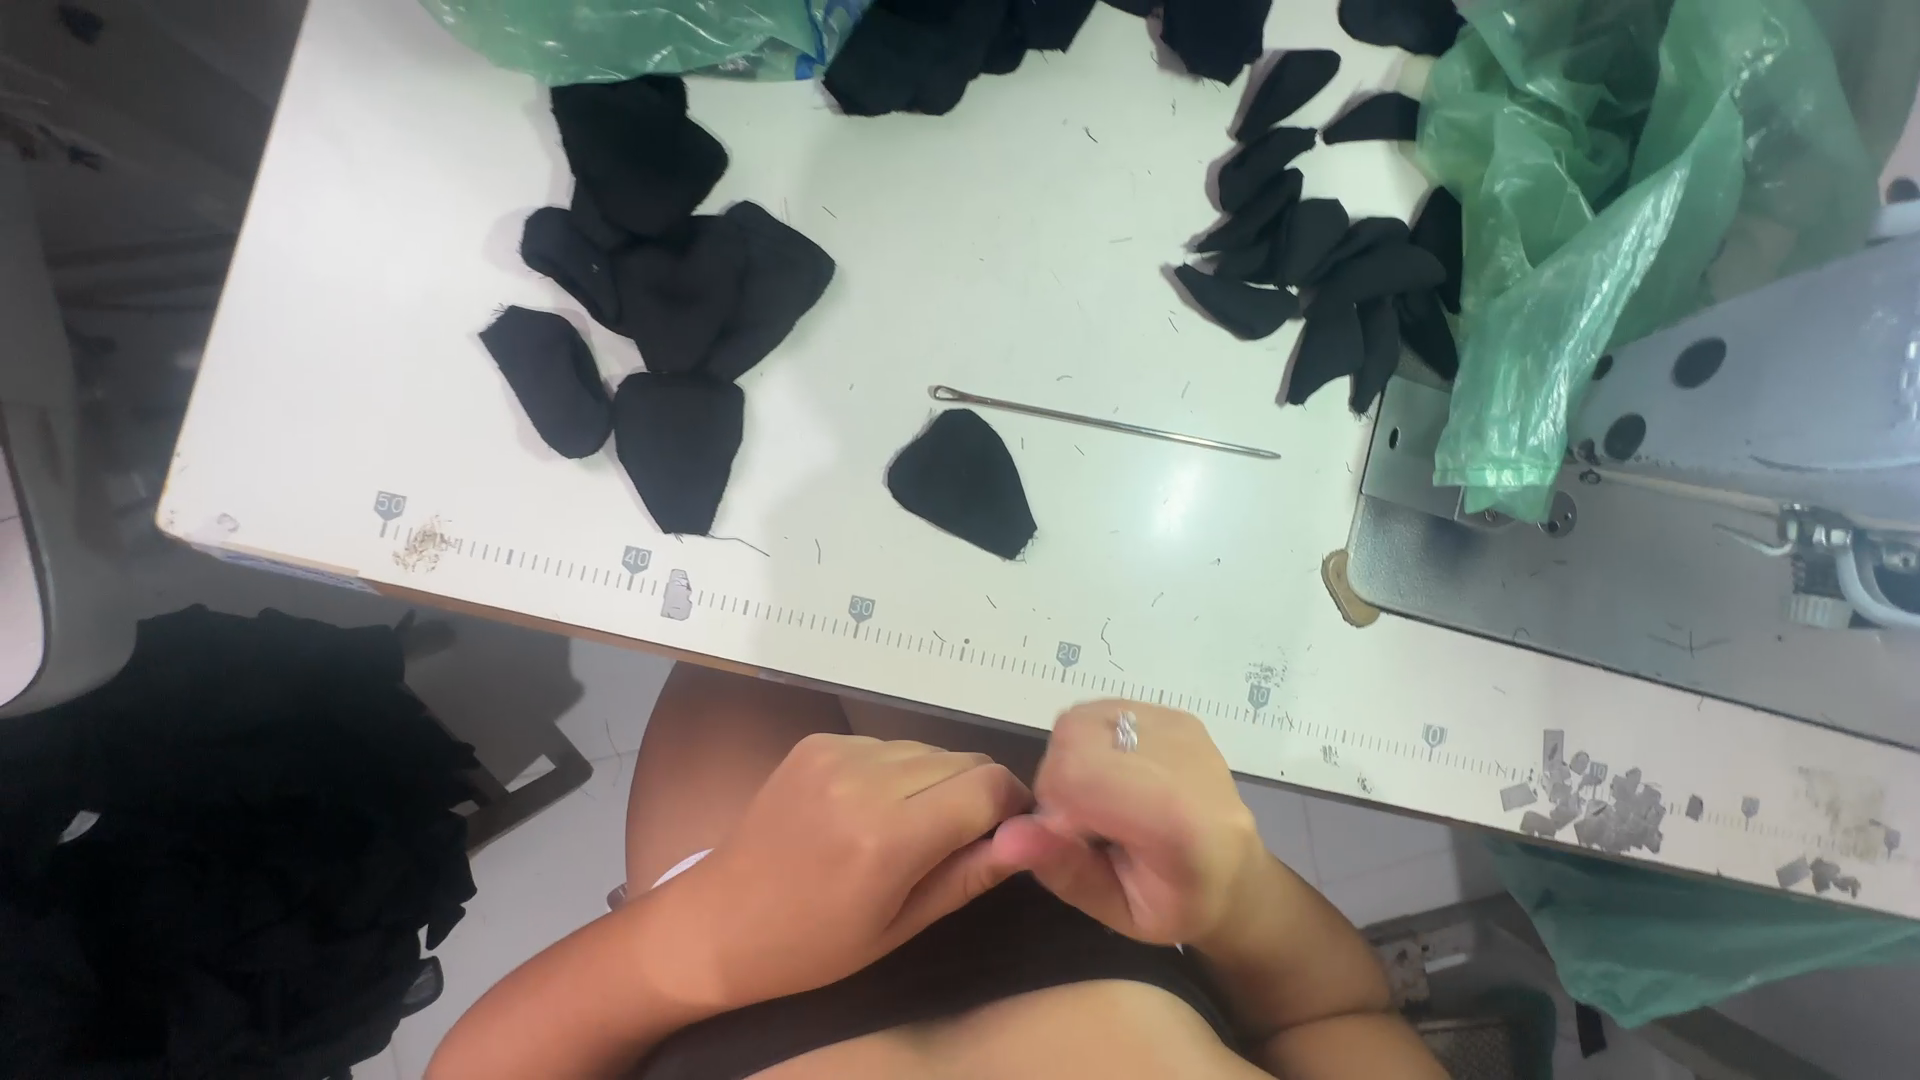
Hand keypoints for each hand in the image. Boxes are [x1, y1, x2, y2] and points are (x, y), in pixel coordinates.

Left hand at [660, 733, 1030, 1007]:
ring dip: (938, 780)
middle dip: (978, 793)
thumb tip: (1030, 838)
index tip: (1008, 831)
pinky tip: (870, 806)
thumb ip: (969, 874)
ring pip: (928, 748)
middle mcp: (865, 779)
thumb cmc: (814, 944)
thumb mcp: (901, 926)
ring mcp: (837, 751)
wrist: (719, 920)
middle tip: (958, 837)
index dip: (1013, 806)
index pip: (988, 789)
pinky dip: (898, 770)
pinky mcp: (818, 740)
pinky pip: (888, 743)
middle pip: (963, 760)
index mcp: (888, 836)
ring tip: (908, 824)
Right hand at [992, 700, 1267, 949]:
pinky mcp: (1173, 712)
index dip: (1056, 804)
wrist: (1236, 872)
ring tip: (1101, 797)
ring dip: (1073, 757)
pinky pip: (1100, 711)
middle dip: (1059, 777)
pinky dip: (1091, 742)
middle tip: (1084, 819)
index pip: (1078, 772)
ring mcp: (1179, 726)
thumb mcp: (1120, 913)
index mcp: (1176, 819)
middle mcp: (1182, 756)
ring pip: (1081, 718)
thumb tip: (1006, 837)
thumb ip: (1064, 871)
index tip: (1075, 838)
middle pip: (1074, 735)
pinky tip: (1116, 775)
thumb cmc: (1178, 904)